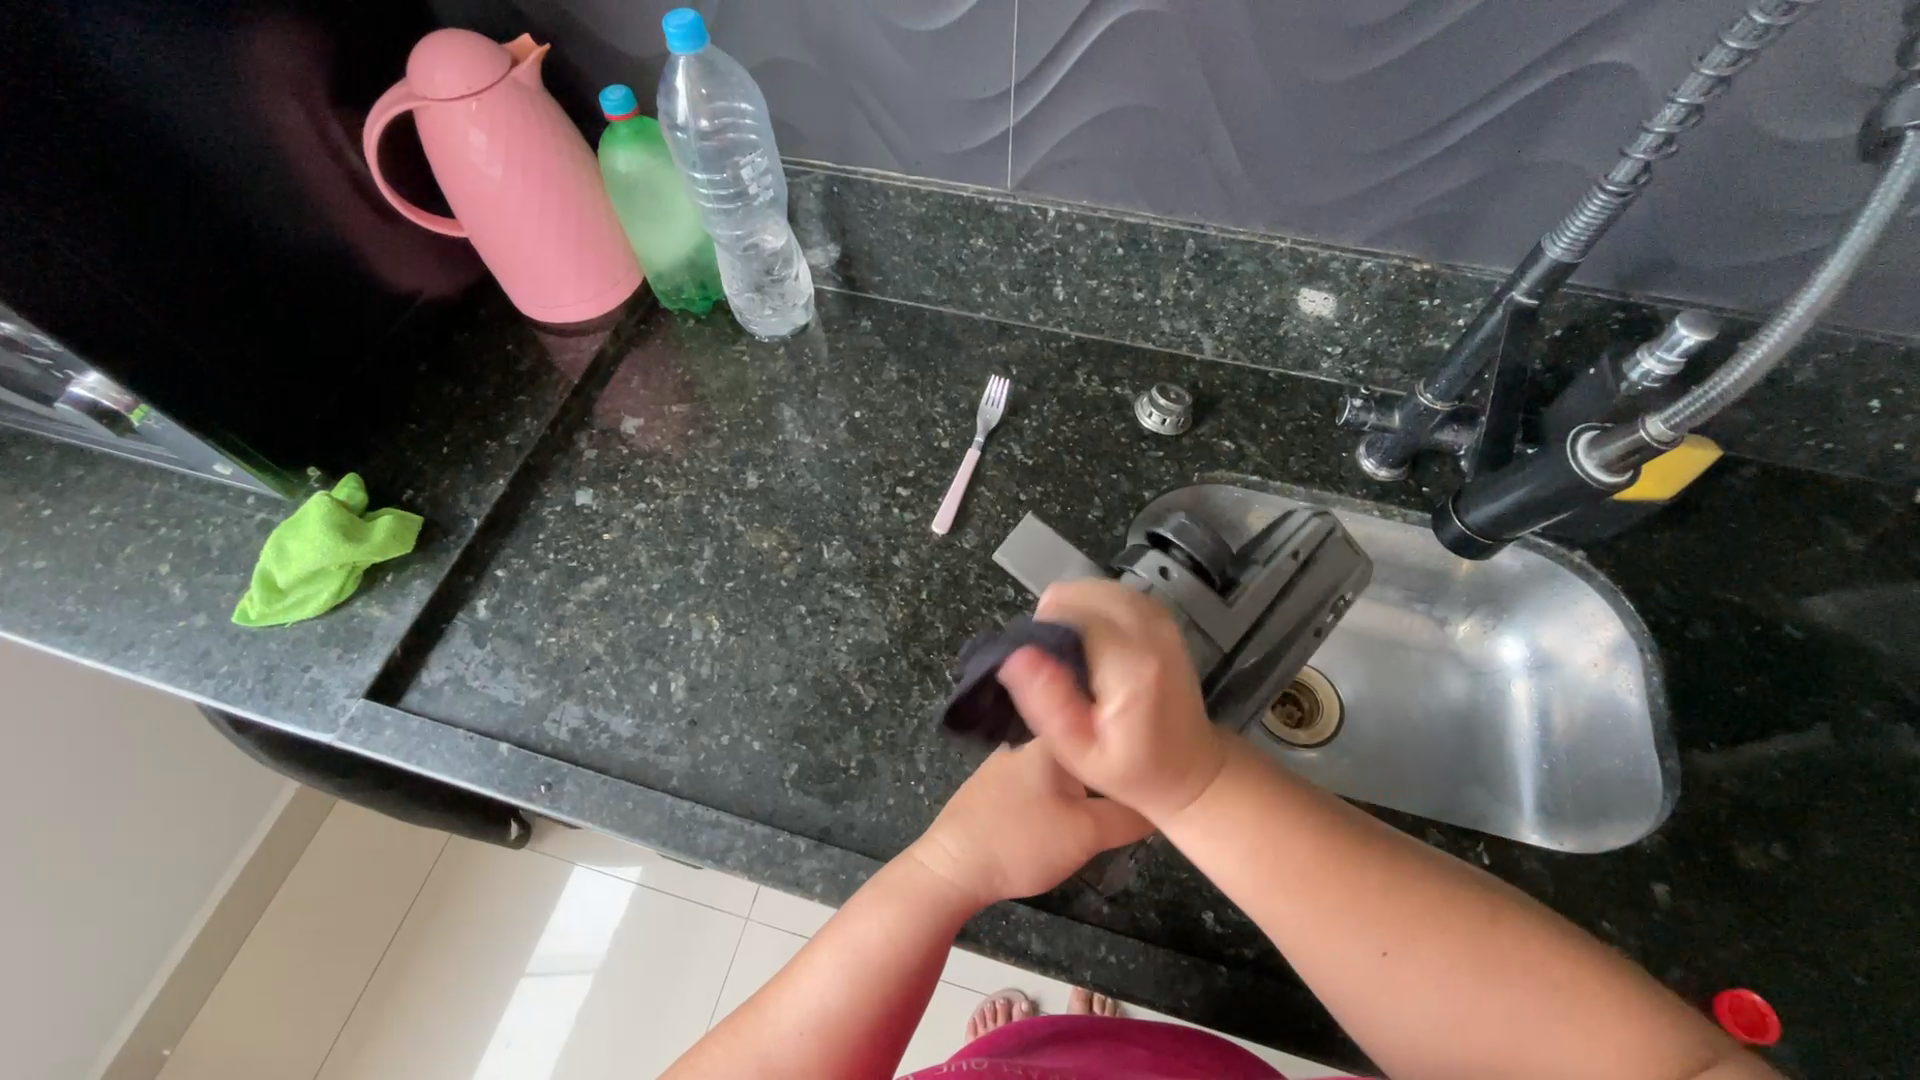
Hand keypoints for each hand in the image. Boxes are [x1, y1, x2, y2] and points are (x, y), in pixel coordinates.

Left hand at [907, 742, 1150, 908]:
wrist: (951, 867)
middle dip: (1111, 768)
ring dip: (1087, 783)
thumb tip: (1161, 802)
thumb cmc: (1020, 842)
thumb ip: (1130, 817)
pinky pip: (1042, 780)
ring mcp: (1007, 760)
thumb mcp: (1087, 834)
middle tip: (1144, 789)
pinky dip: (1062, 793)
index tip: (1157, 765)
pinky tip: (1071, 812)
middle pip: (1085, 747)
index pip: (1103, 729)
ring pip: (1063, 766)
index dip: (1133, 748)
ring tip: (1116, 801)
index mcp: (1052, 739)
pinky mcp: (995, 784)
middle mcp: (1028, 740)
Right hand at [997, 580, 1229, 824]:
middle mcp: (1151, 632)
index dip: (1043, 630)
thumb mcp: (1078, 753)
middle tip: (1054, 661)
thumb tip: (1016, 654)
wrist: (1191, 767)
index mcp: (1131, 666)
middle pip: (1083, 592)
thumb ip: (1048, 703)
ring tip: (1072, 652)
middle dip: (1057, 616)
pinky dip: (1093, 606)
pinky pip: (1114, 591)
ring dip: (1074, 609)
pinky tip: (1090, 639)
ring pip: (1097, 586)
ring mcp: (1162, 620)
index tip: (1038, 662)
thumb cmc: (1131, 767)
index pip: (1071, 613)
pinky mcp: (1162, 617)